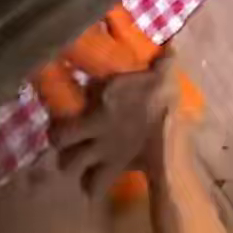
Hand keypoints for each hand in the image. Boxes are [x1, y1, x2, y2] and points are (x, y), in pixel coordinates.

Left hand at [52, 51, 184, 197]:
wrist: (173, 134)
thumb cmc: (167, 96)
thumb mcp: (166, 72)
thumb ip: (163, 59)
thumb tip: (169, 45)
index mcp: (107, 93)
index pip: (82, 92)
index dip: (80, 95)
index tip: (84, 95)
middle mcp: (96, 122)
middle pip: (61, 136)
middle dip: (60, 137)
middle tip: (65, 134)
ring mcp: (101, 149)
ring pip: (70, 163)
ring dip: (72, 163)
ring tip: (78, 159)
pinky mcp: (112, 169)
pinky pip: (95, 186)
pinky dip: (93, 187)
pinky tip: (95, 184)